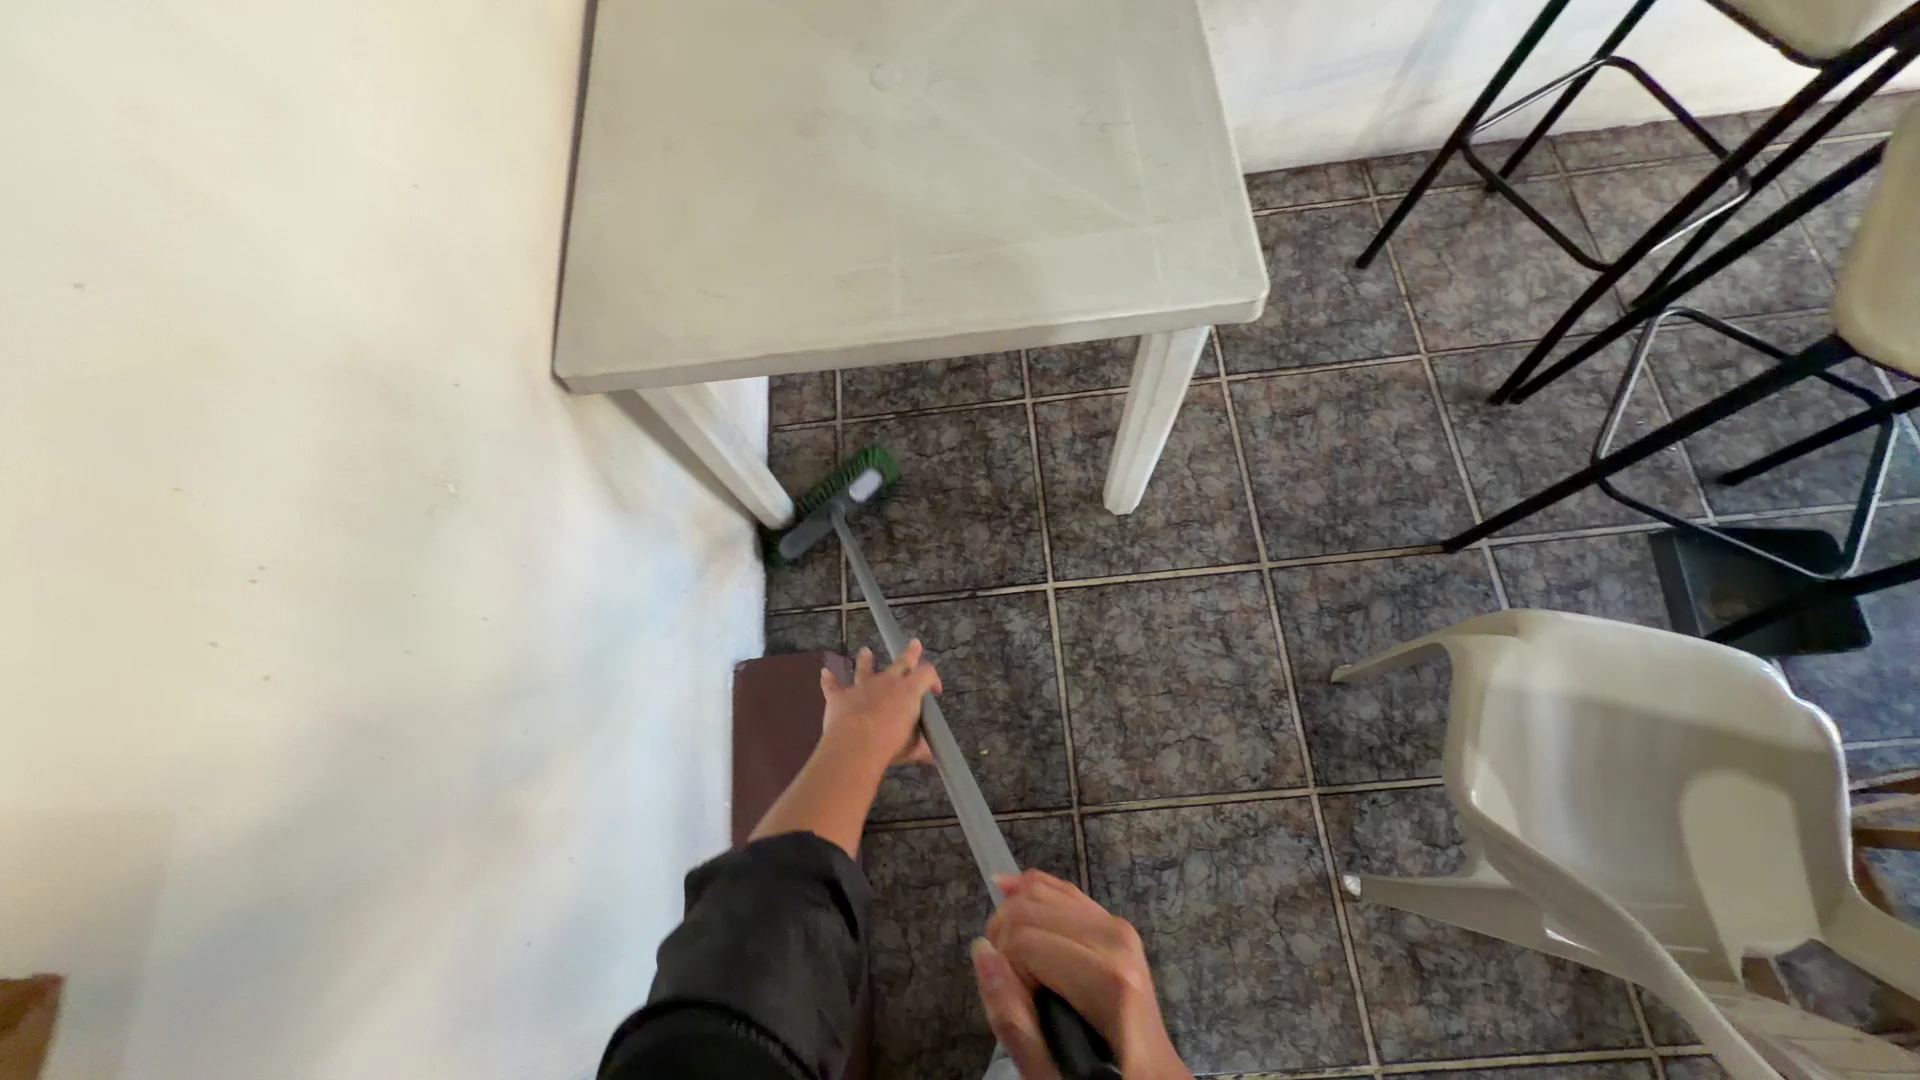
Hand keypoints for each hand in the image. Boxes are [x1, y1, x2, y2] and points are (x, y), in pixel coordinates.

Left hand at [819, 641, 939, 767]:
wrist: (856, 744)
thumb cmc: (890, 744)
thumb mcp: (911, 748)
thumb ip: (920, 748)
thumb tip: (930, 754)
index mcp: (908, 691)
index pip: (926, 673)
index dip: (933, 678)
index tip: (935, 690)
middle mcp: (886, 682)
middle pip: (901, 662)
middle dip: (910, 653)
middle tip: (914, 643)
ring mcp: (862, 687)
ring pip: (864, 668)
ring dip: (865, 660)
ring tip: (865, 651)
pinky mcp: (840, 697)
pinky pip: (832, 686)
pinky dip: (828, 680)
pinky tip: (824, 673)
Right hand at [971, 871, 1189, 1079]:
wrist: (1152, 1076)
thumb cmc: (1105, 1079)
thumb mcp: (1052, 1073)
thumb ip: (1013, 1020)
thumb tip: (982, 951)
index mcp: (1107, 980)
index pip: (1025, 941)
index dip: (1005, 972)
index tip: (1014, 1005)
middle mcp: (1116, 938)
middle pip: (1031, 907)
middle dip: (1003, 938)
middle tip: (1004, 980)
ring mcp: (1118, 925)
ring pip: (1042, 890)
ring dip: (1012, 916)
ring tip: (1008, 956)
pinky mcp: (1114, 922)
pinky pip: (1062, 889)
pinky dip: (1031, 889)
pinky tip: (1008, 891)